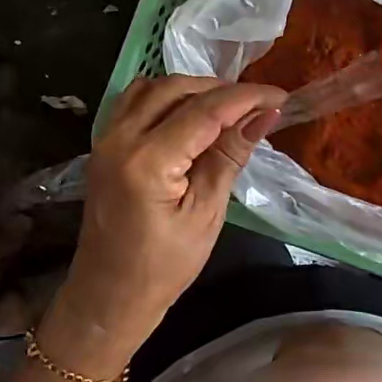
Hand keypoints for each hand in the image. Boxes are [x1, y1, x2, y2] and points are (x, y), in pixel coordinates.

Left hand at [68, 76, 284, 316]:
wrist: (109, 293)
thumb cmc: (163, 267)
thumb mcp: (206, 214)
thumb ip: (229, 157)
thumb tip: (263, 115)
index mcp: (147, 162)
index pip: (204, 111)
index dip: (245, 98)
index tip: (279, 94)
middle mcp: (120, 139)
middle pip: (175, 89)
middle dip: (219, 89)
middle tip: (256, 104)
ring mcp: (105, 139)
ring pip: (151, 89)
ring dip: (190, 89)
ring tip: (226, 106)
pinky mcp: (103, 145)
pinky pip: (133, 102)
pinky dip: (164, 98)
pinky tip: (187, 113)